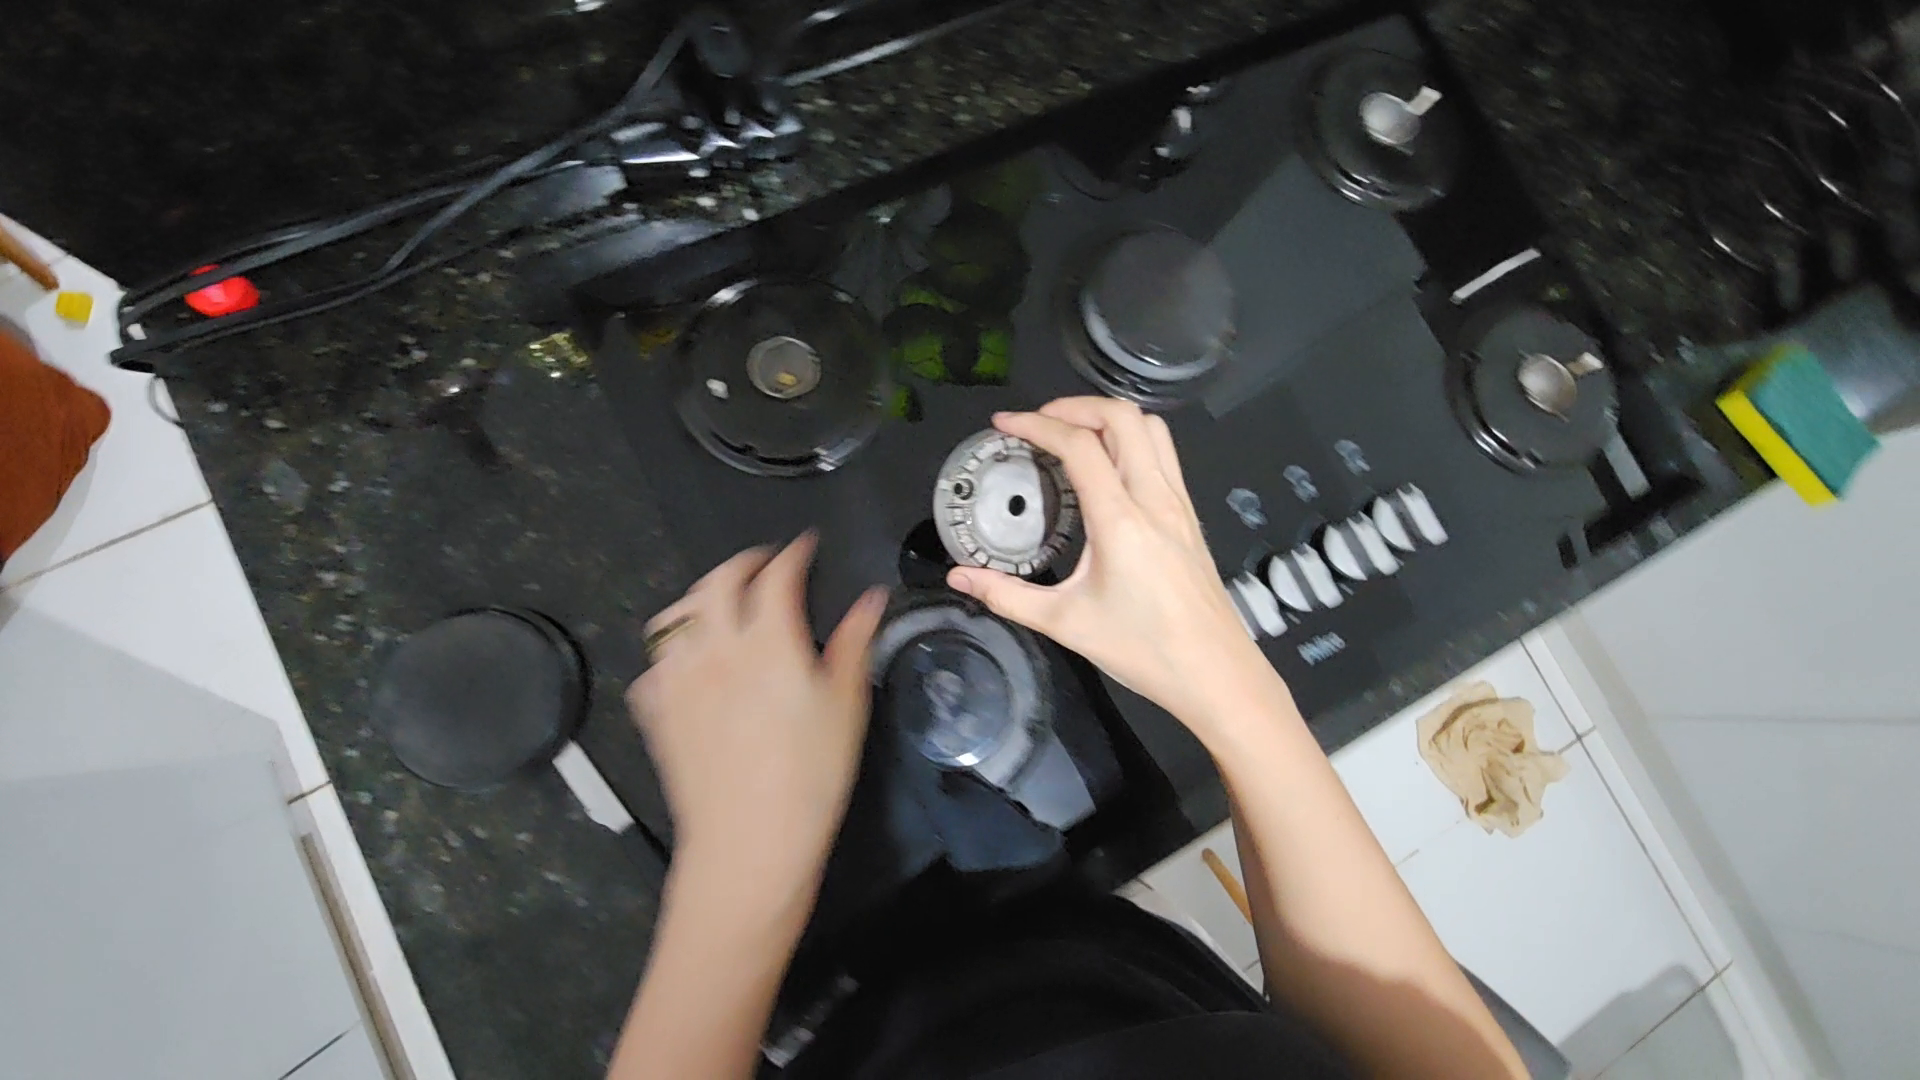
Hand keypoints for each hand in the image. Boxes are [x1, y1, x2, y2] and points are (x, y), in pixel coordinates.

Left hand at [626, 533, 886, 890]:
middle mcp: (716, 647)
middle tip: (765, 563)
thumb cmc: (811, 773)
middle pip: (718, 581)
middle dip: (744, 561)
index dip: (794, 553)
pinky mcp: (658, 711)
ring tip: (722, 604)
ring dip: (702, 598)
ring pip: (677, 615)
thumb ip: (855, 642)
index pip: (777, 575)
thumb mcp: (847, 705)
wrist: (749, 840)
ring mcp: (679, 678)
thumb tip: (871, 599)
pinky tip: (692, 663)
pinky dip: (674, 650)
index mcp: (769, 640)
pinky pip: (656, 663)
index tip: (805, 547)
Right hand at [945, 398, 1282, 734]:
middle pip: (1123, 417)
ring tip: (1072, 434)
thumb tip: (959, 576)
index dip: (1036, 424)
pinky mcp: (1190, 515)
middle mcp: (1155, 498)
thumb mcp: (1065, 624)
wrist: (1217, 674)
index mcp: (1121, 519)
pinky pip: (1164, 454)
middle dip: (1075, 406)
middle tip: (1039, 422)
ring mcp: (1179, 503)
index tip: (1004, 424)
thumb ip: (1006, 596)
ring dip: (1108, 418)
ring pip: (1151, 429)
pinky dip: (1131, 439)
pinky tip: (1108, 467)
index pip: (1079, 445)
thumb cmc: (1142, 650)